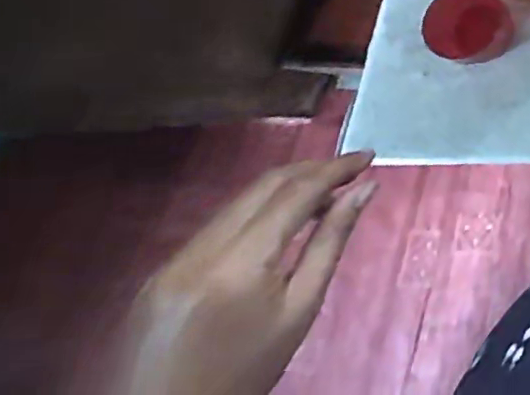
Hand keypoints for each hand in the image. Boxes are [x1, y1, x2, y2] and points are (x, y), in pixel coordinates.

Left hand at [100, 153, 377, 394]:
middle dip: (312, 170)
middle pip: (266, 185)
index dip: (335, 169)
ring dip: (285, 188)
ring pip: (241, 200)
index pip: (295, 193)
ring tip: (323, 195)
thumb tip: (364, 189)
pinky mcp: (161, 269)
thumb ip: (331, 242)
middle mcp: (202, 249)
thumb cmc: (245, 374)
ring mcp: (175, 257)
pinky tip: (278, 222)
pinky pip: (219, 223)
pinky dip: (256, 211)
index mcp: (238, 263)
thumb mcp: (299, 311)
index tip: (367, 156)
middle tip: (350, 170)